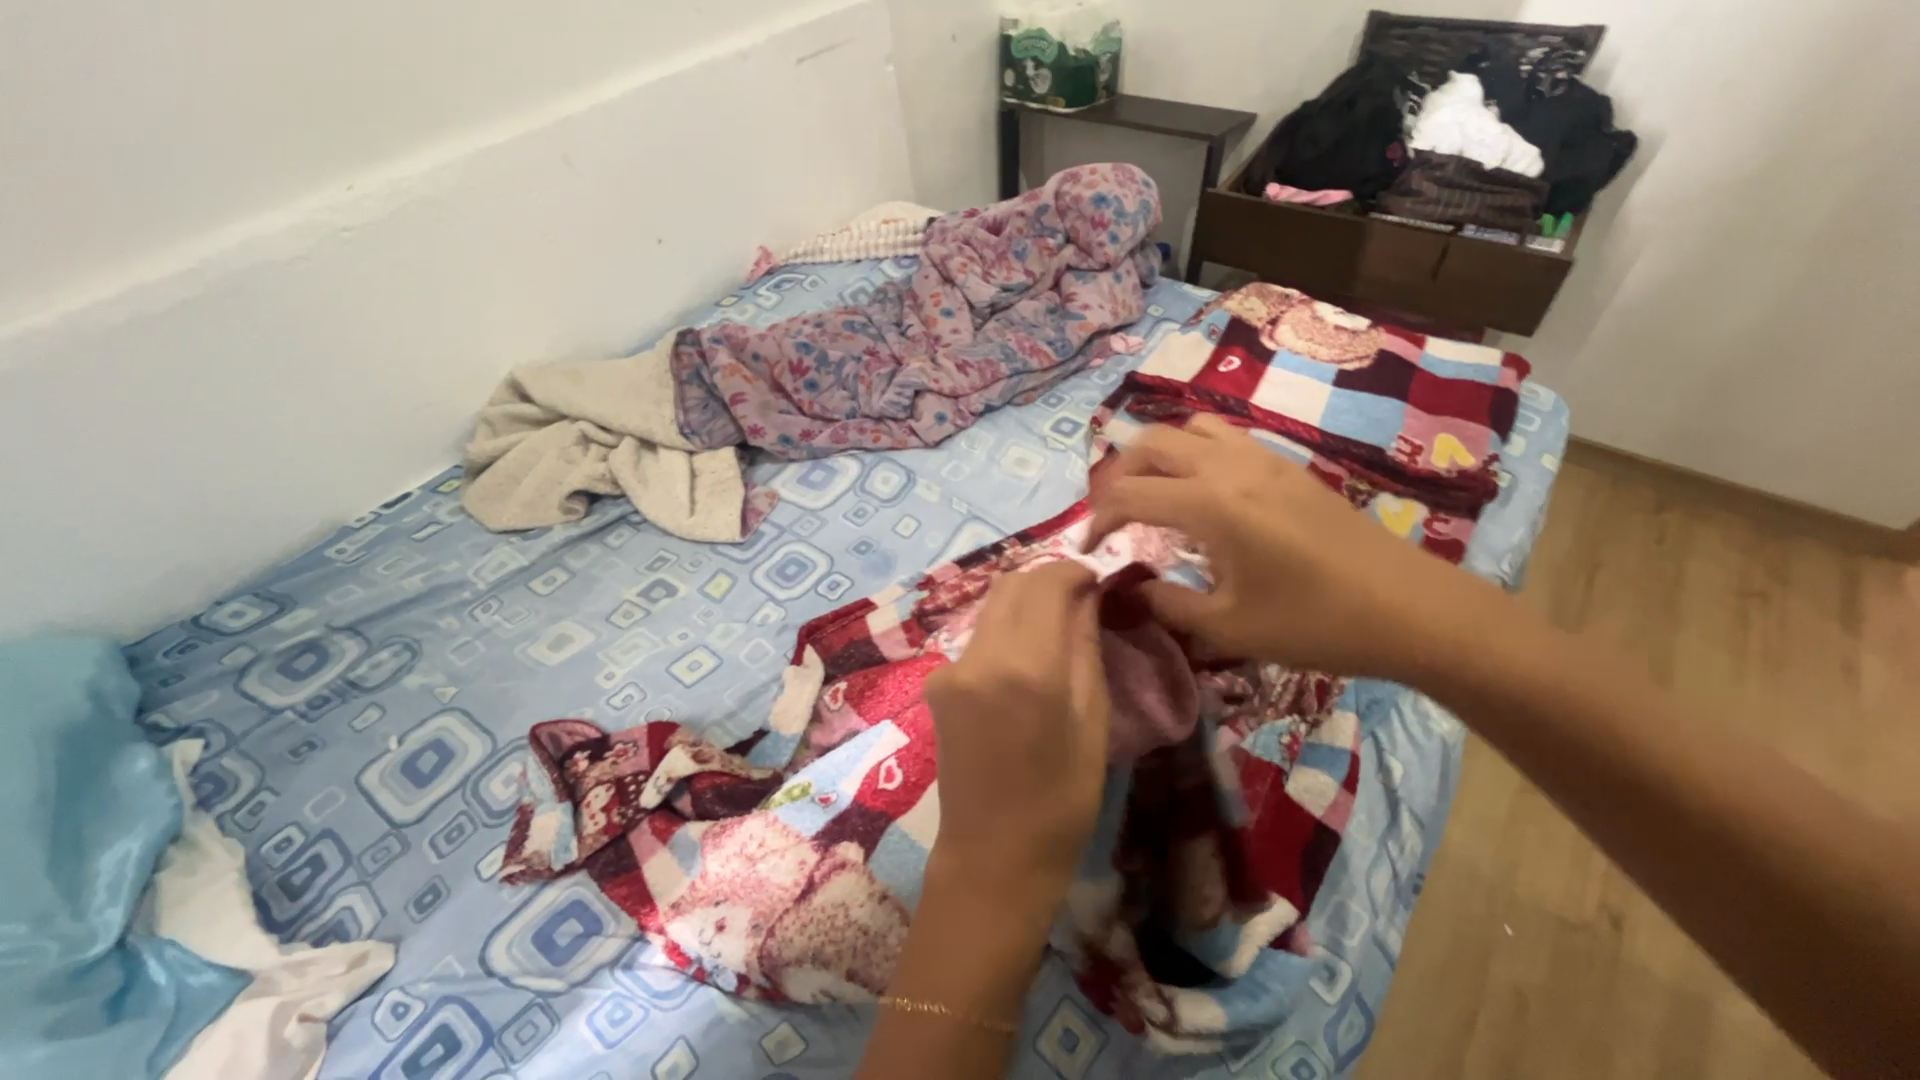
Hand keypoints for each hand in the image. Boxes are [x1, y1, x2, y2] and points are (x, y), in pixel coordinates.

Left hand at [924, 561, 1109, 892]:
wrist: (993, 857)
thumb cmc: (1062, 802)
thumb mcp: (1093, 723)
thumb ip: (1086, 648)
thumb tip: (1088, 597)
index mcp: (1026, 668)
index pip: (1046, 583)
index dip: (1074, 571)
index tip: (1097, 581)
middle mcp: (979, 657)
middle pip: (1011, 585)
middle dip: (1047, 582)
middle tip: (1081, 602)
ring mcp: (950, 670)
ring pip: (991, 609)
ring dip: (1025, 606)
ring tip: (1058, 633)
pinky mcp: (936, 686)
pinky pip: (977, 639)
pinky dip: (1005, 634)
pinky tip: (1025, 665)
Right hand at [1084, 415, 1498, 682]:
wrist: (1407, 608)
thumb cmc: (1314, 623)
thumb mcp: (1229, 628)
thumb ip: (1167, 604)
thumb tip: (1130, 588)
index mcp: (1210, 505)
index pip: (1129, 494)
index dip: (1097, 519)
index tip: (1088, 548)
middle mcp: (1230, 466)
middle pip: (1151, 442)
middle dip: (1118, 474)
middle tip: (1112, 515)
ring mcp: (1263, 458)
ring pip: (1190, 427)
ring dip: (1158, 454)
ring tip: (1153, 495)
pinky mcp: (1287, 465)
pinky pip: (1224, 437)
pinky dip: (1194, 452)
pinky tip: (1203, 494)